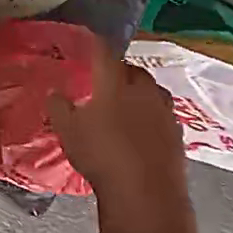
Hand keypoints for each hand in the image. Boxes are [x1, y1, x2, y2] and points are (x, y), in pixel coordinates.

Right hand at [48, 36, 188, 206]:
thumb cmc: (101, 155)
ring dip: (138, 91)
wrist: (146, 192)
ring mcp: (164, 111)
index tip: (88, 39)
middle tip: (104, 80)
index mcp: (115, 83)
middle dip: (119, 71)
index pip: (104, 53)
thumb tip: (54, 92)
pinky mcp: (177, 132)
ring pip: (151, 91)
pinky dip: (150, 114)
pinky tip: (142, 128)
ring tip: (125, 102)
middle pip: (132, 70)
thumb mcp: (68, 131)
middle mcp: (143, 90)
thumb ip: (59, 107)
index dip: (95, 44)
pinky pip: (162, 113)